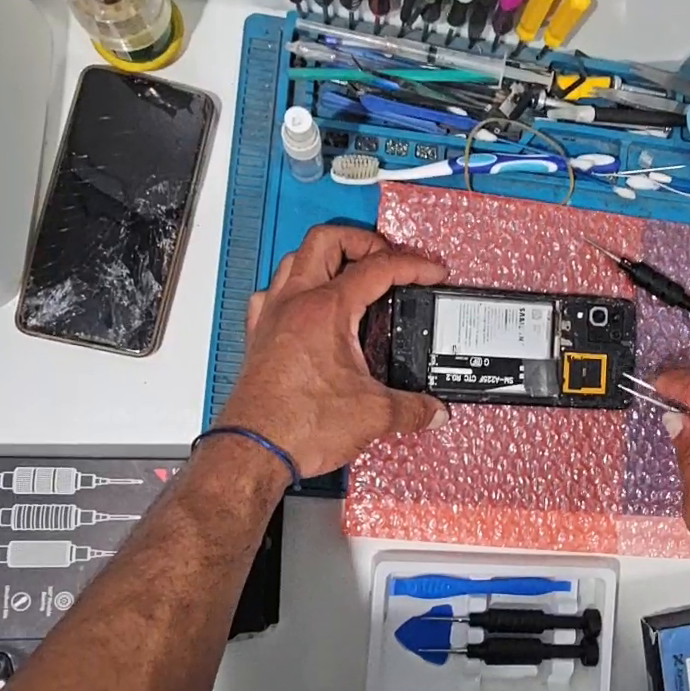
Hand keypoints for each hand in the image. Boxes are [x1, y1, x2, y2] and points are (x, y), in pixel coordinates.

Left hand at [216, 225, 449, 476]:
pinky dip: (296, 287)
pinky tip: (310, 306)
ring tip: (353, 274)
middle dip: (365, 241)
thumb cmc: (300, 425)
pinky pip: (274, 291)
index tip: (433, 274)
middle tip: (389, 261)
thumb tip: (435, 411)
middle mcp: (295, 302)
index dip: (414, 266)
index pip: (378, 267)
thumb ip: (413, 408)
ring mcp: (272, 316)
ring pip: (296, 258)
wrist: (254, 450)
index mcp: (326, 309)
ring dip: (328, 257)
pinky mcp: (259, 336)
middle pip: (327, 240)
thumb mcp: (374, 415)